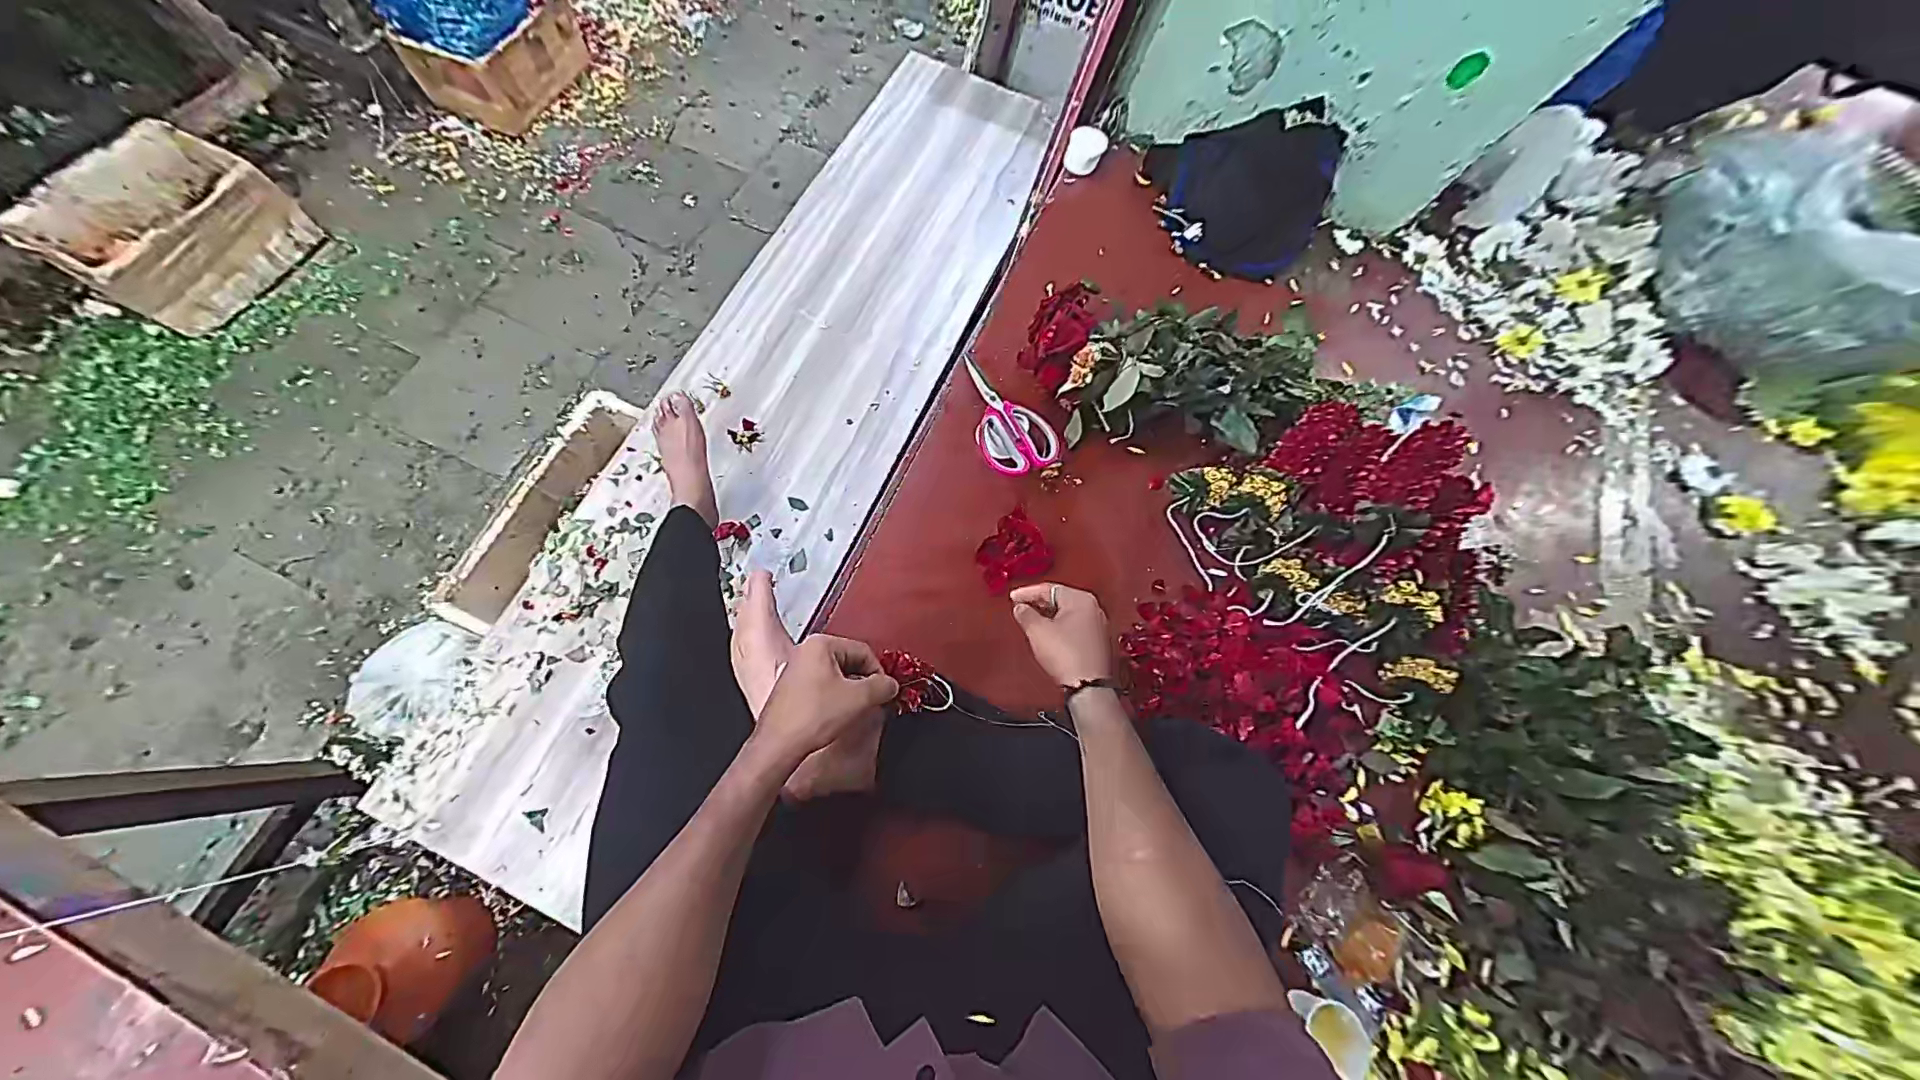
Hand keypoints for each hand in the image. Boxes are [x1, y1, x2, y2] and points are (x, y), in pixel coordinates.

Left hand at [753, 635, 897, 764]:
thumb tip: (890, 685)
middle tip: (872, 701)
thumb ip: (882, 686)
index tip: (884, 689)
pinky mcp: (790, 689)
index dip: (878, 672)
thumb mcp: (859, 698)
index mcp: (820, 645)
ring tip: (853, 711)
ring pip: (835, 676)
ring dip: (849, 692)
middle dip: (863, 683)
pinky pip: (821, 687)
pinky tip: (835, 716)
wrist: (778, 746)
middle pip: (849, 662)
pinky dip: (833, 698)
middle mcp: (805, 652)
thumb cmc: (811, 718)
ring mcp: (795, 670)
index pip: (863, 651)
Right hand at [1010, 582, 1111, 685]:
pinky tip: (1048, 635)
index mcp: (1081, 600)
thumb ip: (1025, 614)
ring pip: (1067, 614)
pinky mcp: (1097, 642)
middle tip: (1020, 607)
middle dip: (1038, 603)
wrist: (1087, 685)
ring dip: (1048, 616)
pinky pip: (1074, 627)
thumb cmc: (1067, 656)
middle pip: (1060, 599)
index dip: (1028, 592)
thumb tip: (1020, 608)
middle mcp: (1093, 609)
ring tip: (1031, 621)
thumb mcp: (1037, 631)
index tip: (1014, 597)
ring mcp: (1097, 625)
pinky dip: (1059, 627)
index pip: (1049, 589)